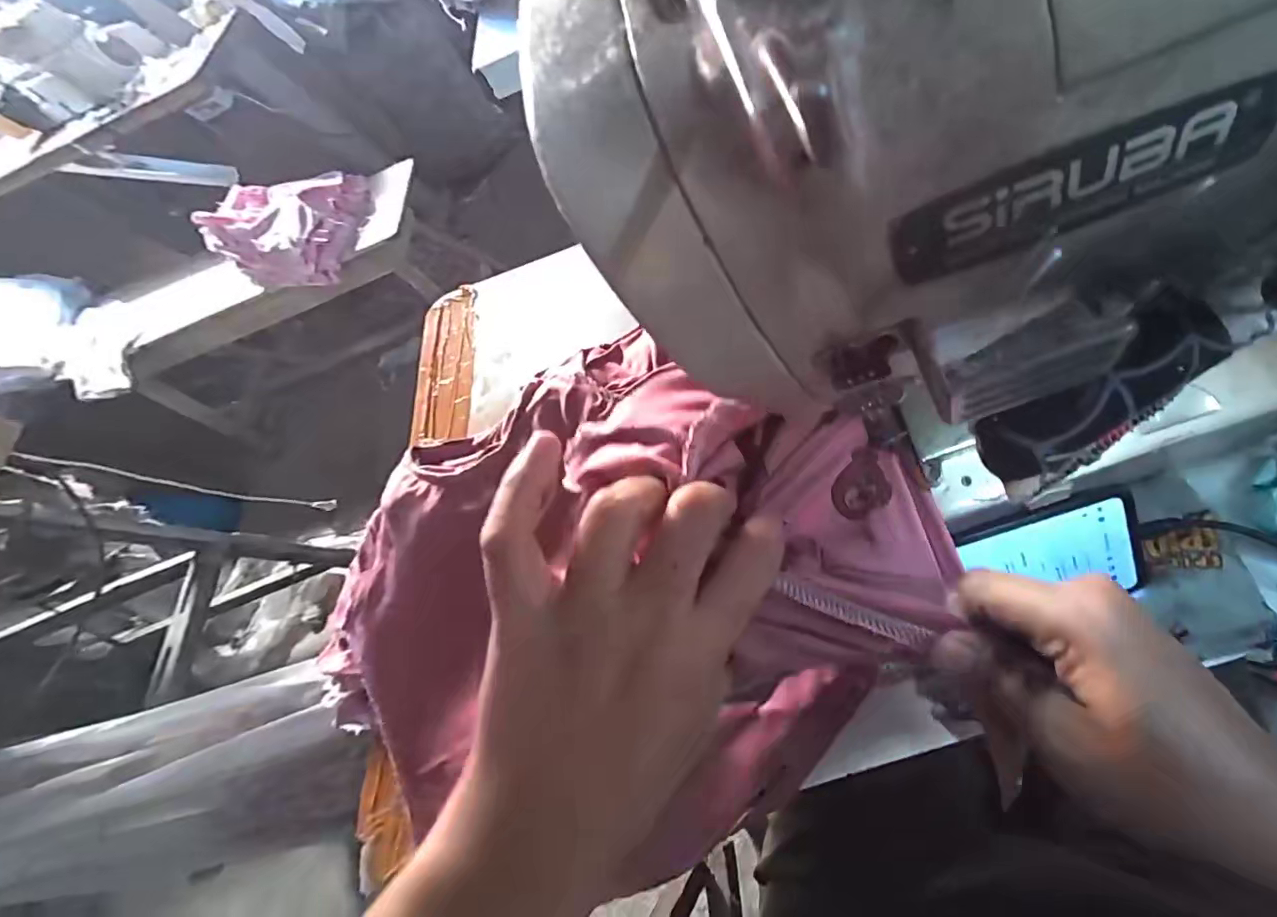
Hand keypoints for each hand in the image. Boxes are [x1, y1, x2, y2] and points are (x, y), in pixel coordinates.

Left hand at [376, 433, 784, 916]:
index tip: (758, 526)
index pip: (755, 556)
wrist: (539, 830)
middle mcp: (647, 616)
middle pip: (692, 512)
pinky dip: (524, 485)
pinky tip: (548, 445)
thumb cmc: (638, 774)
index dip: (763, 529)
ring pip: (613, 511)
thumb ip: (721, 641)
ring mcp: (578, 610)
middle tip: (697, 509)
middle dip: (705, 496)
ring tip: (643, 496)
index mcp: (702, 645)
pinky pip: (513, 538)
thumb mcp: (708, 710)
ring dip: (638, 489)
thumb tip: (728, 585)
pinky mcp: (519, 615)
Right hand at [935, 572, 1276, 916]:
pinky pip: (1062, 631)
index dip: (951, 624)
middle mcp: (1088, 587)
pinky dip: (1043, 666)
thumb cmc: (1153, 776)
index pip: (978, 585)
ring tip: (1017, 725)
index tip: (940, 676)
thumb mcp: (1061, 740)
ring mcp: (1112, 605)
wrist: (1258, 806)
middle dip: (982, 653)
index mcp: (1072, 604)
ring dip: (1011, 665)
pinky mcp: (1125, 627)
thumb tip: (938, 639)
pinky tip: (1053, 712)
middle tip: (979, 716)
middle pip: (1005, 603)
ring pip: (1030, 620)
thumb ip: (995, 681)